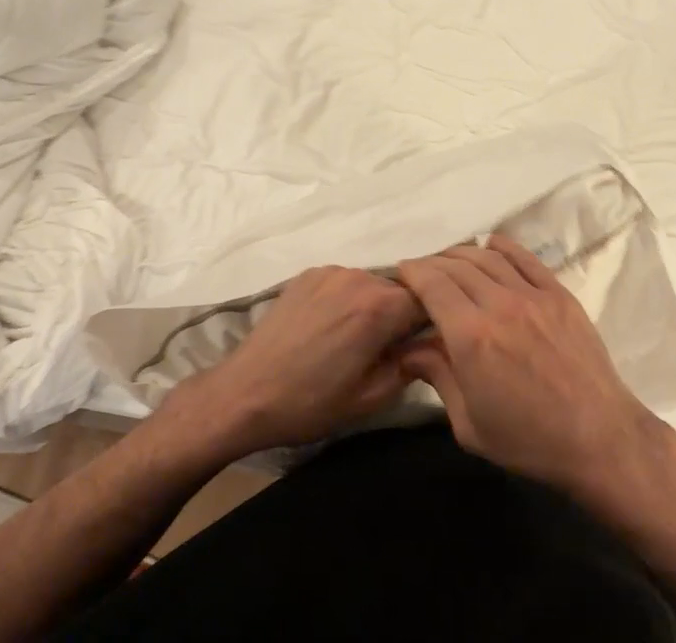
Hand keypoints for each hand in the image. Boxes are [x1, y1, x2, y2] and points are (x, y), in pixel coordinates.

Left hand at [156, 266, 423, 458]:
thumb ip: (411, 366)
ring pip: (372, 284)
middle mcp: (359, 278)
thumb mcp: (371, 398)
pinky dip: (346, 299)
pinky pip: (344, 282)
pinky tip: (329, 326)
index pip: (430, 300)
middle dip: (401, 314)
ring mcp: (330, 272)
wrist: (243, 395)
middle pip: (401, 289)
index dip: (431, 322)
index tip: (422, 344)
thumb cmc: (310, 403)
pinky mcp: (307, 275)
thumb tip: (431, 346)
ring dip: (373, 305)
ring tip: (354, 338)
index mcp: (381, 307)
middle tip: (387, 348)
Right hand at [394, 236, 666, 496]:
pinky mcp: (560, 295)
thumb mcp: (469, 423)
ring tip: (449, 261)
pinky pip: (526, 259)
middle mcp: (500, 305)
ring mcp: (534, 296)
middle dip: (432, 263)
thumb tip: (409, 350)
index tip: (400, 272)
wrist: (598, 436)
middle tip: (420, 272)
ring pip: (489, 258)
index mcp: (472, 337)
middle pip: (457, 267)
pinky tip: (490, 246)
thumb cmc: (529, 440)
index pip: (433, 285)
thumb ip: (438, 376)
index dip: (412, 272)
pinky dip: (502, 247)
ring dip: (462, 254)